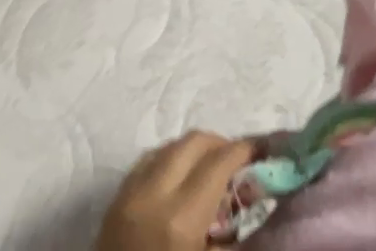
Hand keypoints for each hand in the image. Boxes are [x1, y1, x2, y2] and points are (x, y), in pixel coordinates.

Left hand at [97, 131, 257, 250]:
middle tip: (237, 164)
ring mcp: (129, 194)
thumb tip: (252, 198)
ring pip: (168, 146)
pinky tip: (178, 181)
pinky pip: (146, 162)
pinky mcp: (114, 201)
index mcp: (182, 218)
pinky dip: (168, 160)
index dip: (245, 151)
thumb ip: (234, 234)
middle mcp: (154, 194)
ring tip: (209, 172)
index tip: (262, 152)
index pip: (220, 162)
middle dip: (221, 145)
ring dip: (193, 151)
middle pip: (194, 142)